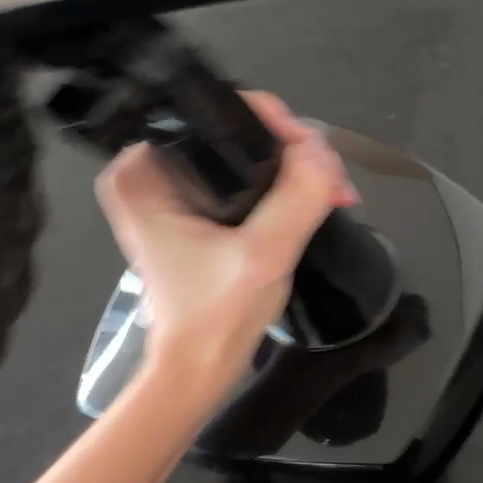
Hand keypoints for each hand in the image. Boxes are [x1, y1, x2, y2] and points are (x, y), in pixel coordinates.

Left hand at [95, 91, 356, 394]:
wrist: (199, 369)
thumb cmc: (216, 316)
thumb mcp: (263, 254)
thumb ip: (297, 196)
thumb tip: (325, 149)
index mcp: (145, 170)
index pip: (220, 113)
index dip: (278, 126)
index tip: (319, 160)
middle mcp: (151, 170)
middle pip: (240, 132)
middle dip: (298, 153)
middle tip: (337, 187)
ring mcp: (174, 191)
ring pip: (251, 156)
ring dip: (300, 172)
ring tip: (336, 197)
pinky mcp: (195, 211)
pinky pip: (249, 180)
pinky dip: (287, 190)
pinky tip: (319, 204)